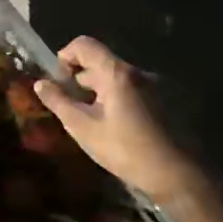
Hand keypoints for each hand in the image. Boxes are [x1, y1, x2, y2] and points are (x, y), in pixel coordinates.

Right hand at [34, 37, 201, 201]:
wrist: (181, 177)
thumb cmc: (127, 151)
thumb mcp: (83, 128)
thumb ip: (59, 102)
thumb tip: (40, 83)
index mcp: (117, 73)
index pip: (84, 44)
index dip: (65, 57)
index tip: (60, 84)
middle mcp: (139, 72)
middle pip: (101, 62)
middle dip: (81, 80)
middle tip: (72, 108)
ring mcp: (158, 85)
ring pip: (118, 78)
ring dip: (100, 92)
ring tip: (95, 122)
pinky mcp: (169, 100)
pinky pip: (135, 90)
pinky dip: (119, 100)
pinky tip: (119, 129)